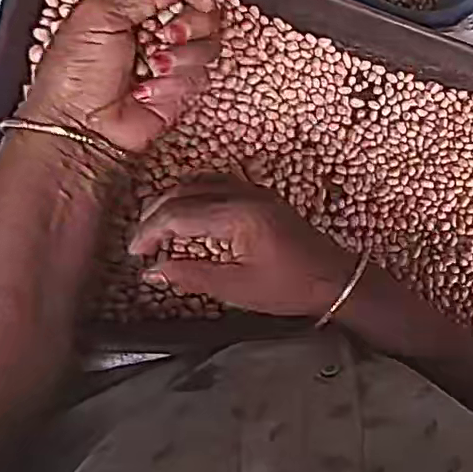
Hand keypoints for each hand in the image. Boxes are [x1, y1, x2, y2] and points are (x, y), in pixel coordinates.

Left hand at [17, 0, 219, 153]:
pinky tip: (148, 90)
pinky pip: (201, 78)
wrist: (83, 124)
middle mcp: (157, 31)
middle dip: (191, 24)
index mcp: (134, 6)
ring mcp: (173, 61)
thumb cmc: (76, 74)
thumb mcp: (98, 15)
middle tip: (166, 34)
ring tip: (152, 67)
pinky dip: (174, 84)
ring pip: (208, 47)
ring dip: (181, 57)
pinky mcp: (183, 89)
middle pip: (205, 15)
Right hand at [129, 175, 356, 316]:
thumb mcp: (237, 288)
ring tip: (159, 227)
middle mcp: (247, 196)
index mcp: (239, 215)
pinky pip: (221, 185)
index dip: (150, 232)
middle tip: (142, 241)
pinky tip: (191, 215)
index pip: (178, 214)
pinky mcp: (266, 199)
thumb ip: (192, 275)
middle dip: (157, 214)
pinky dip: (198, 195)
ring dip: (176, 200)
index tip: (136, 253)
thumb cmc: (291, 288)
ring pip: (203, 183)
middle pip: (186, 192)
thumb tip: (153, 271)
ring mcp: (258, 194)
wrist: (336, 280)